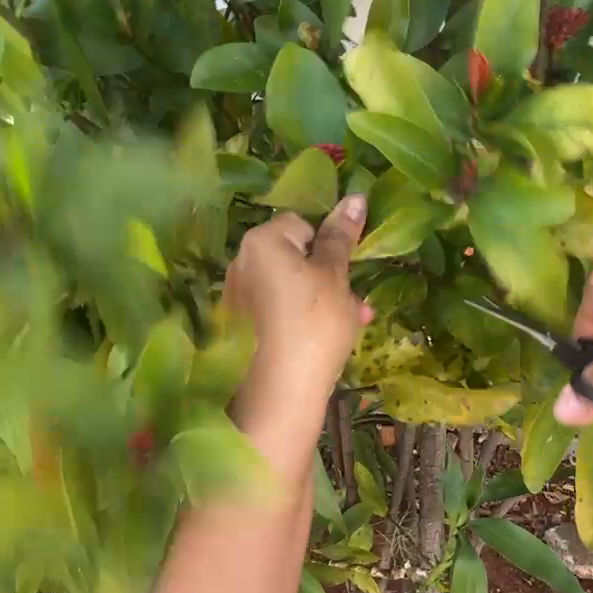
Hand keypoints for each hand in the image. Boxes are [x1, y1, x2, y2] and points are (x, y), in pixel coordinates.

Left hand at [224, 195, 372, 413]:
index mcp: (261, 242)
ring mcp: (236, 299)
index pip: (302, 224)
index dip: (328, 245)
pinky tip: (326, 342)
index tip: (346, 273)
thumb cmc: (313, 325)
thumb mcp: (335, 277)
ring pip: (289, 288)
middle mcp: (240, 264)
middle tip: (354, 302)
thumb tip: (356, 197)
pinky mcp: (239, 330)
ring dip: (321, 300)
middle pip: (294, 257)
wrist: (278, 396)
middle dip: (327, 276)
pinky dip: (301, 321)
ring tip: (351, 324)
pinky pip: (277, 313)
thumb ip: (342, 237)